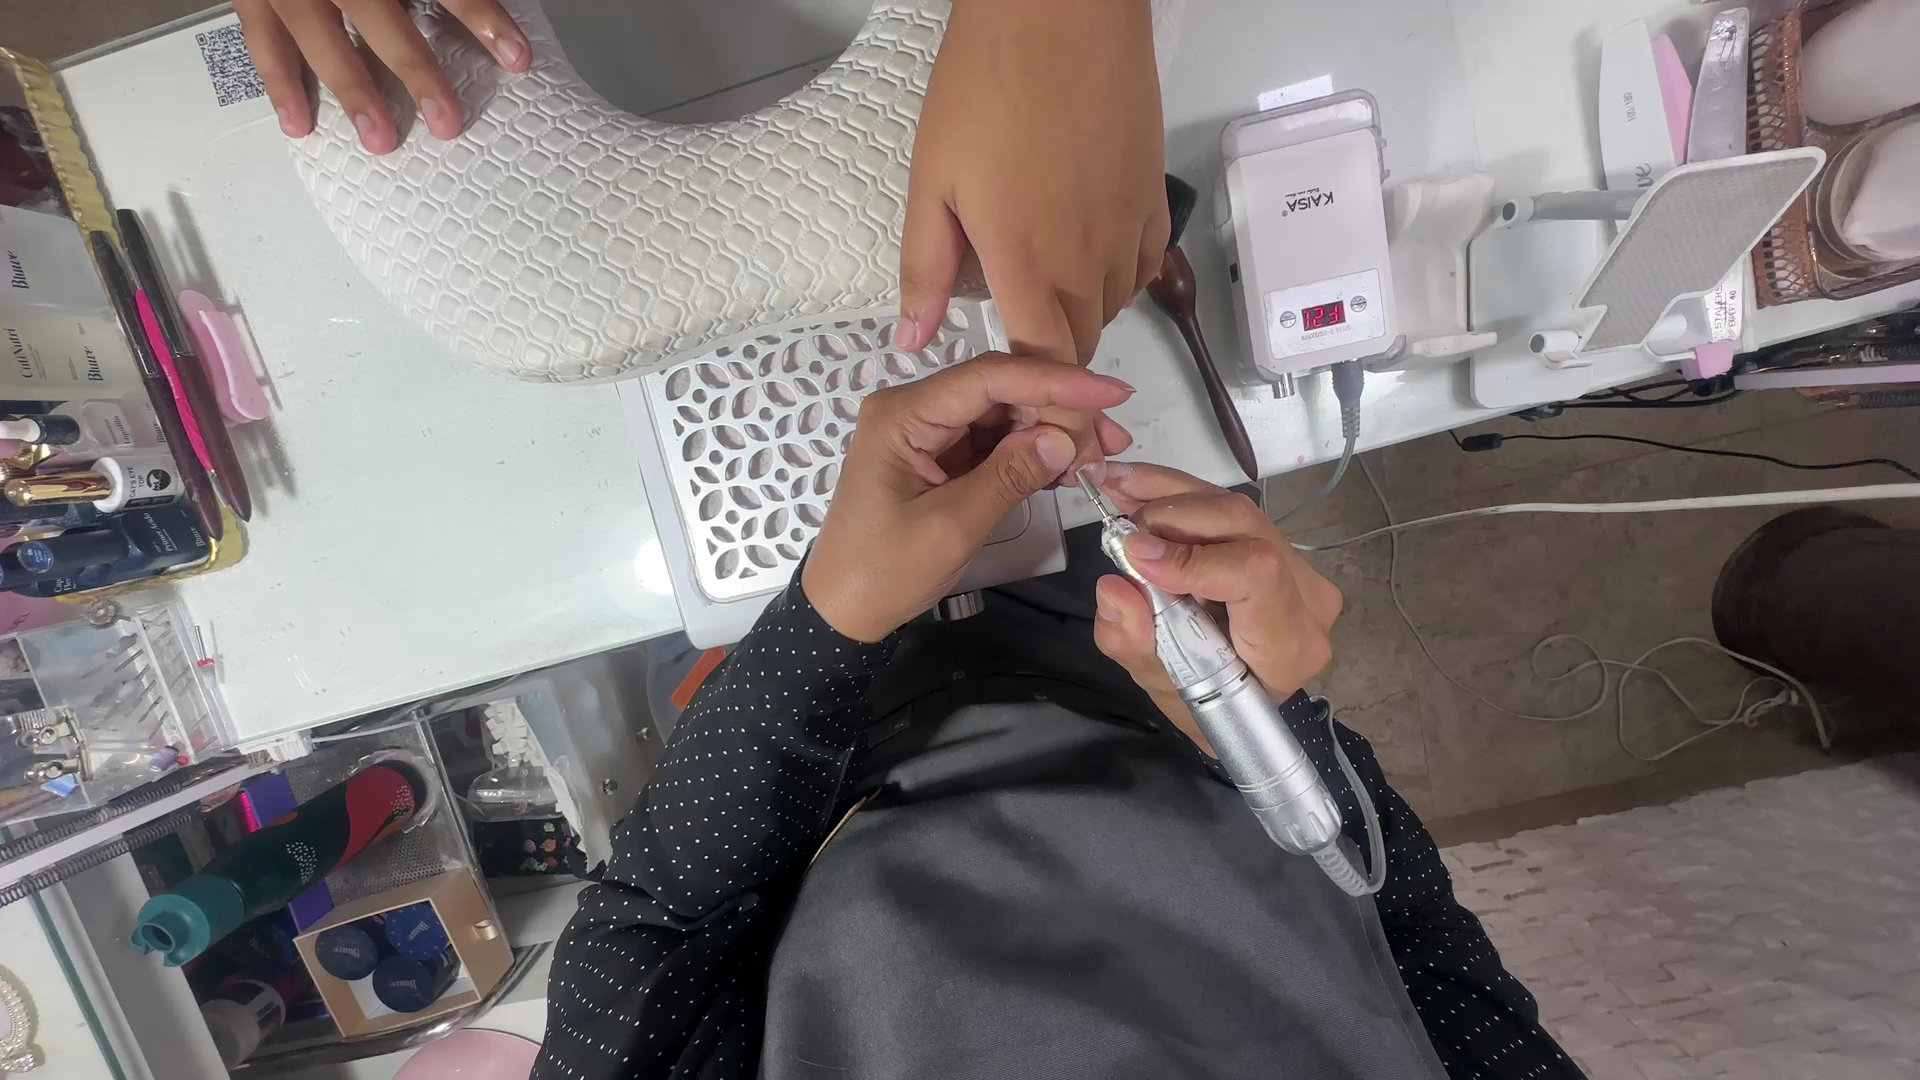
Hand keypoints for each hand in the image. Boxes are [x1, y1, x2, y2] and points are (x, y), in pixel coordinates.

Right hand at [236, 0, 529, 151]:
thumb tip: (506, 37)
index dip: (480, 16)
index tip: (518, 58)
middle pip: (374, 11)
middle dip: (413, 67)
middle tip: (446, 124)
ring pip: (314, 30)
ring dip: (350, 88)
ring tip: (380, 141)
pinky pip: (262, 36)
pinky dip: (281, 82)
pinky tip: (302, 126)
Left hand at [802, 354, 1133, 641]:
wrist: (842, 610)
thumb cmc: (884, 571)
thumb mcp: (951, 526)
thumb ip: (1008, 476)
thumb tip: (1064, 438)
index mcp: (904, 415)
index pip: (990, 378)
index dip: (1056, 382)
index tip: (1113, 394)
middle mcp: (916, 411)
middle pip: (1000, 391)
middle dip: (1059, 412)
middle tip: (1110, 444)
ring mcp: (928, 434)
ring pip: (1003, 416)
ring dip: (1051, 433)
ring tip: (1099, 458)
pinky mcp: (940, 458)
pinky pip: (993, 444)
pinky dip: (1030, 455)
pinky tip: (1067, 468)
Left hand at [896, 0, 1167, 477]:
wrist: (1065, 9)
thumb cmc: (986, 92)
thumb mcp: (932, 187)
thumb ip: (924, 273)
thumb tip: (913, 339)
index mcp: (1030, 269)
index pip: (1045, 368)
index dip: (1043, 410)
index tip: (1033, 429)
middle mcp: (1089, 265)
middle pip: (1079, 347)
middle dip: (1052, 368)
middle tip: (1025, 361)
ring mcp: (1129, 234)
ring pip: (1111, 311)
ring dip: (1079, 322)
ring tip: (1047, 302)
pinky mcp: (1154, 205)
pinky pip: (1141, 269)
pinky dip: (1116, 282)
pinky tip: (1088, 263)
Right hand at [1091, 463, 1343, 753]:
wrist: (1232, 699)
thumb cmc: (1202, 701)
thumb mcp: (1158, 683)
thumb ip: (1133, 641)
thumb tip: (1115, 587)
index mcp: (1287, 645)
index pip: (1255, 574)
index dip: (1192, 557)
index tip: (1134, 554)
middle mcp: (1305, 597)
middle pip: (1244, 525)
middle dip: (1172, 516)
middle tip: (1120, 528)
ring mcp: (1296, 565)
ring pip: (1232, 505)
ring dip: (1167, 492)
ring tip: (1113, 486)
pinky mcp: (1273, 543)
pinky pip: (1225, 505)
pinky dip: (1174, 492)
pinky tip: (1133, 486)